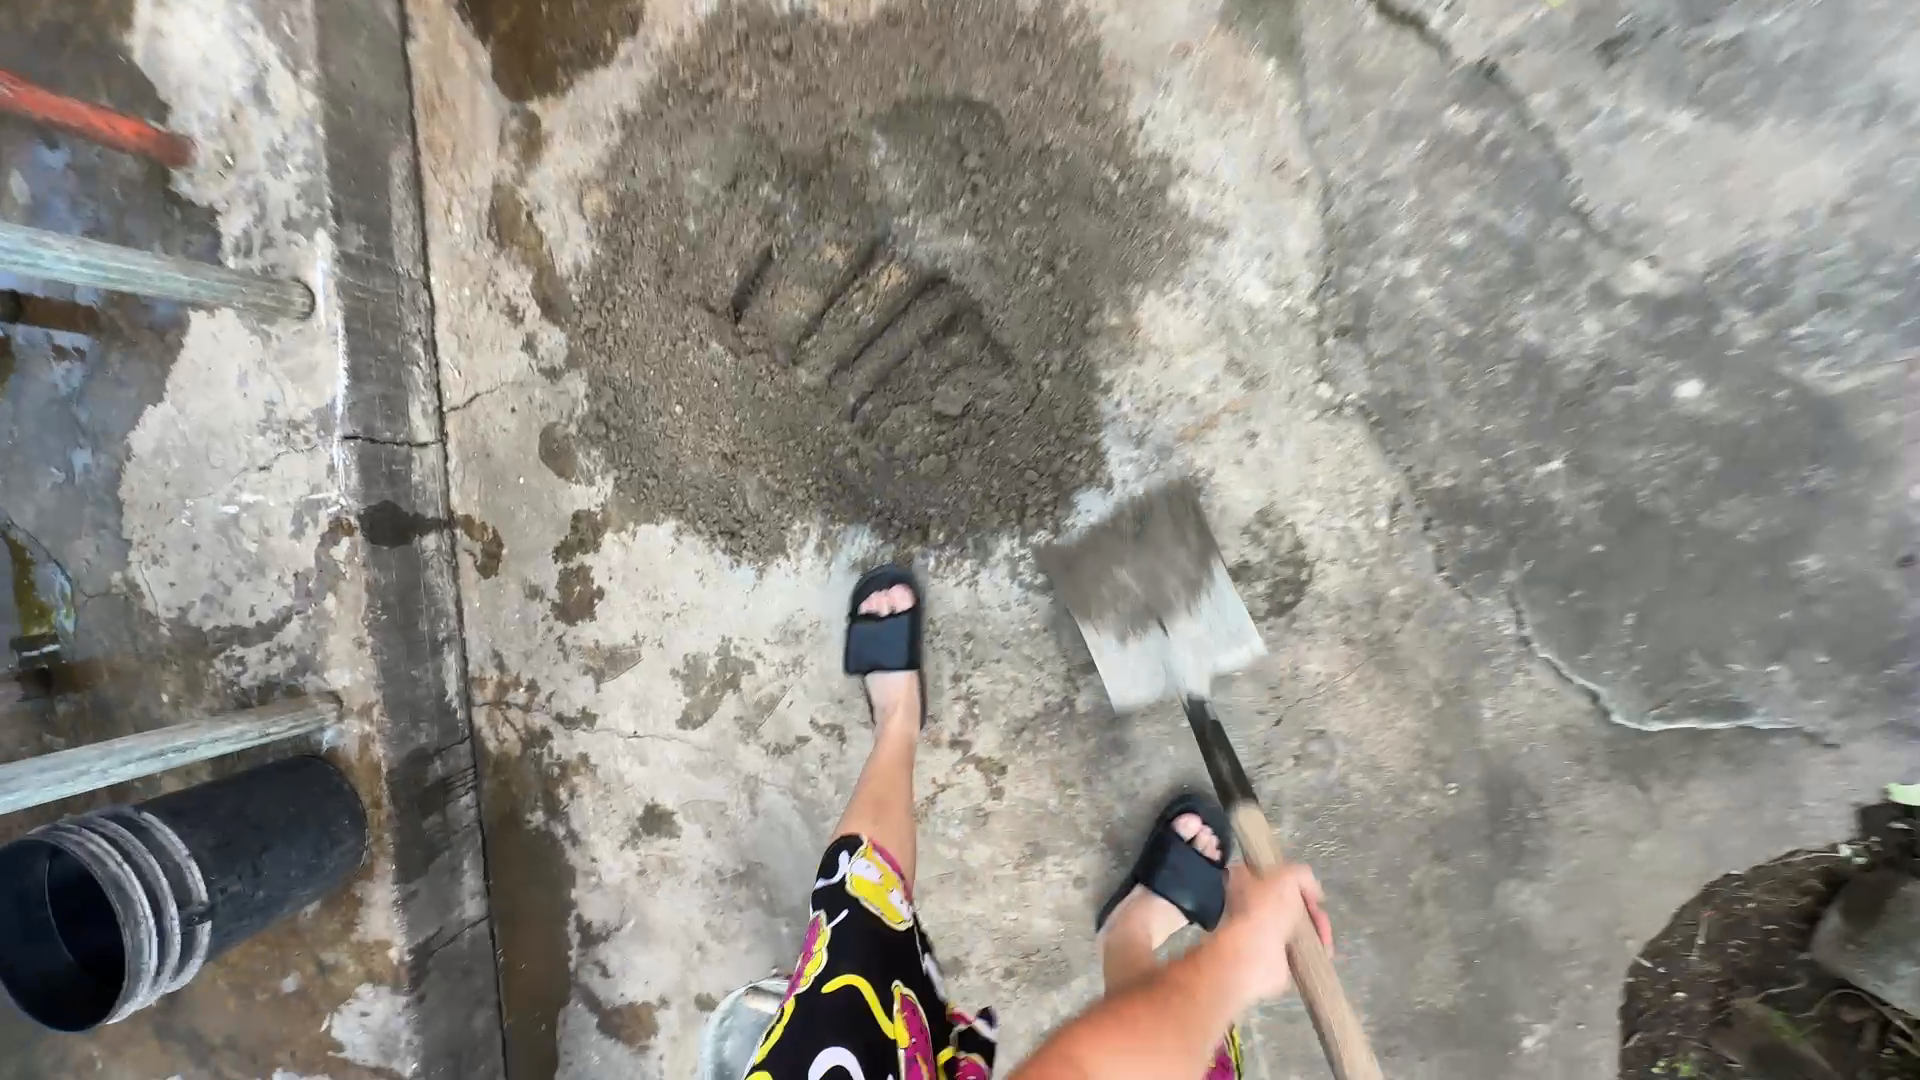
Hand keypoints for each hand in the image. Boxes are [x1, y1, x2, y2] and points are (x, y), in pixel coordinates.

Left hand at [1209, 861, 1332, 1004]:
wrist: (1257, 953)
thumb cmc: (1267, 907)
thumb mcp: (1287, 877)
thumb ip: (1302, 875)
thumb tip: (1313, 888)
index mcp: (1243, 877)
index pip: (1272, 872)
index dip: (1294, 879)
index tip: (1309, 890)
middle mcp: (1248, 901)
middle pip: (1289, 900)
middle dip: (1311, 908)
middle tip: (1320, 917)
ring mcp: (1260, 928)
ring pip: (1296, 923)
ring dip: (1315, 928)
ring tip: (1324, 937)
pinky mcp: (1272, 951)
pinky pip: (1298, 945)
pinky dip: (1313, 946)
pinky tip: (1323, 949)